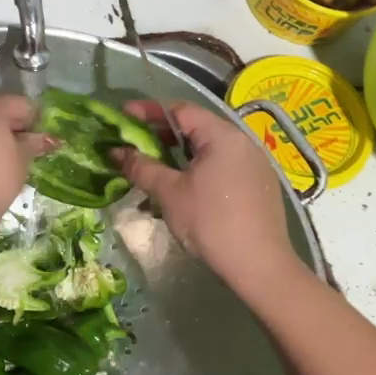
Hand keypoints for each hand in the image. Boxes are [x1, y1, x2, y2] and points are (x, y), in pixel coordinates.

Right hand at [114, 101, 303, 290]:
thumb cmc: (210, 221)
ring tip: (153, 168)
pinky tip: (181, 189)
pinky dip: (196, 170)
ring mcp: (254, 164)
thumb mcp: (169, 193)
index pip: (180, 110)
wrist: (258, 264)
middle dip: (161, 134)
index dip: (149, 111)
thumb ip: (142, 167)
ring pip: (208, 150)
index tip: (123, 117)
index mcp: (222, 135)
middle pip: (196, 128)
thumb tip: (117, 152)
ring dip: (177, 155)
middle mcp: (242, 141)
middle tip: (133, 145)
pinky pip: (221, 167)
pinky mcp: (258, 185)